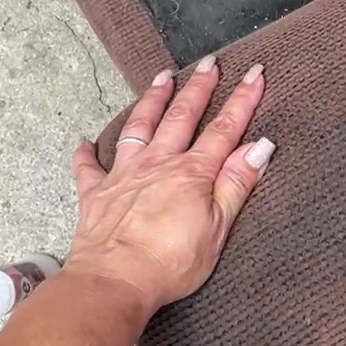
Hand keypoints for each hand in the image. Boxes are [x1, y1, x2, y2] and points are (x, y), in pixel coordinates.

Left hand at [67, 56, 274, 315]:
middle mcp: (158, 164)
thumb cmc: (171, 263)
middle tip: (209, 63)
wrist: (114, 282)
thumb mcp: (218, 227)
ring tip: (162, 77)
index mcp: (193, 173)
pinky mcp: (97, 195)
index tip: (254, 74)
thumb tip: (259, 147)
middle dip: (199, 88)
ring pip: (140, 126)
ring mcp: (125, 176)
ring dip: (153, 100)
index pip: (225, 129)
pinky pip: (89, 168)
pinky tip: (86, 142)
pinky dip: (87, 153)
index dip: (242, 100)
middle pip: (182, 117)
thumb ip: (236, 184)